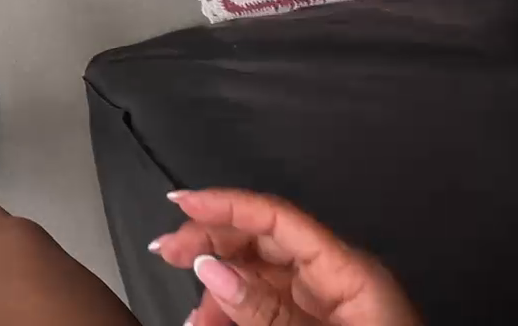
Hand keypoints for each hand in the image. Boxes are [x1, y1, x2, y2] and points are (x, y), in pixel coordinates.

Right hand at [150, 189, 420, 325]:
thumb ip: (267, 310)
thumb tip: (210, 267)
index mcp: (351, 272)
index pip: (277, 216)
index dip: (225, 203)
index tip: (180, 203)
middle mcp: (338, 279)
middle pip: (259, 240)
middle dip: (209, 246)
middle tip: (167, 254)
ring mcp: (329, 304)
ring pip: (256, 274)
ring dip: (217, 290)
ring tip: (194, 320)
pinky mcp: (320, 323)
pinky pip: (266, 303)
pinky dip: (234, 310)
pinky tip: (212, 323)